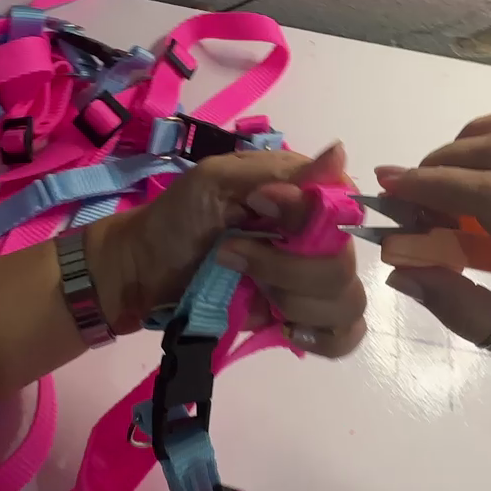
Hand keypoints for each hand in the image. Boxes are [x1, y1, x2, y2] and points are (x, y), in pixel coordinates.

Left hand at [90, 143, 368, 357]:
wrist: (145, 271)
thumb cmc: (178, 217)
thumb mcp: (216, 182)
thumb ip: (277, 174)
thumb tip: (340, 153)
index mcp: (304, 195)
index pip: (345, 209)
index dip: (312, 220)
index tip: (262, 214)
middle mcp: (318, 236)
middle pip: (344, 263)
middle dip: (286, 269)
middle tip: (231, 256)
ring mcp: (313, 281)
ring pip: (346, 302)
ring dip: (294, 302)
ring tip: (251, 291)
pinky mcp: (304, 319)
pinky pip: (344, 335)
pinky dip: (322, 337)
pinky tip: (286, 326)